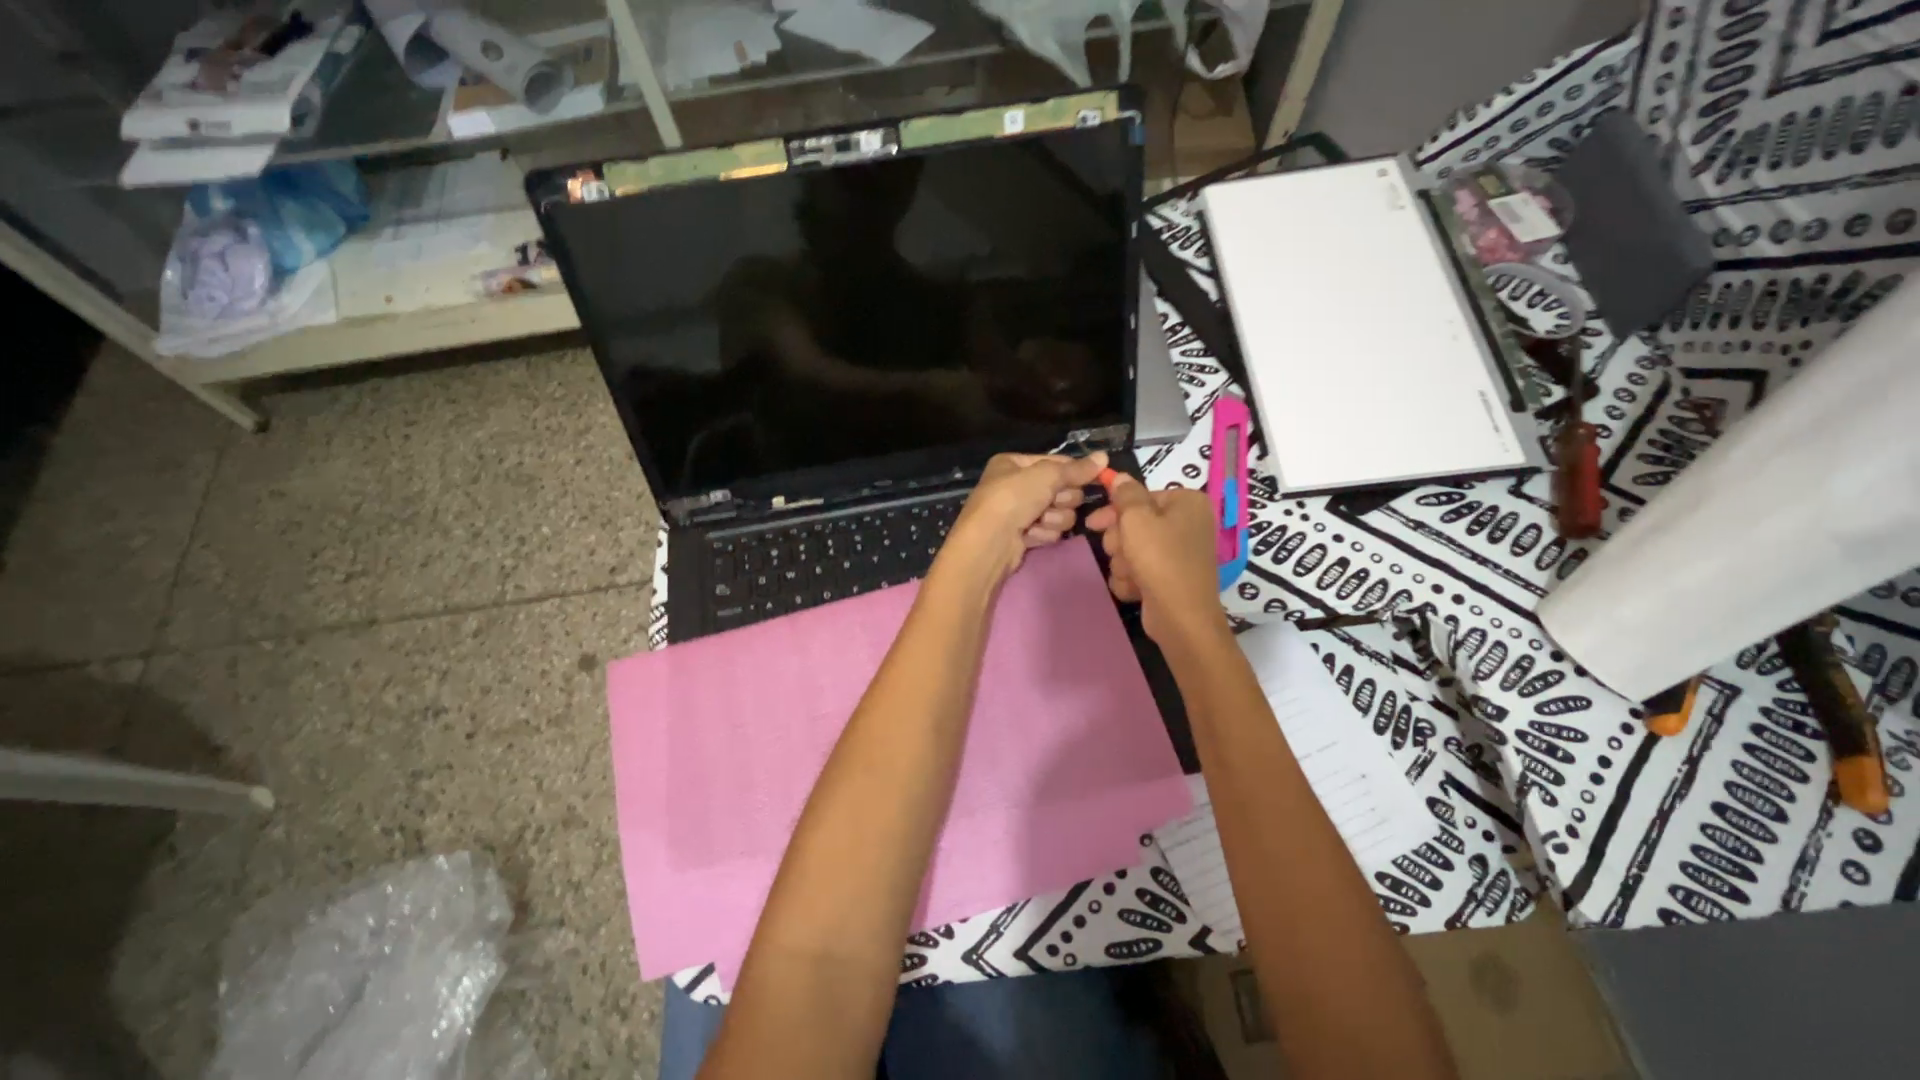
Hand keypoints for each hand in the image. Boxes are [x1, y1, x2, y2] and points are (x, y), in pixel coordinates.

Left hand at [940, 452, 1107, 583]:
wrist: (990, 543)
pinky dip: (1042, 533)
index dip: (1072, 472)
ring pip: (1059, 512)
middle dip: (1061, 500)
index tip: (1090, 478)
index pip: (1056, 462)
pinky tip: (1029, 536)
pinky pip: (1048, 530)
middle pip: (1061, 489)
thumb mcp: (1047, 476)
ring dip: (1052, 519)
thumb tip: (1104, 457)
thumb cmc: (1014, 499)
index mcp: (1014, 464)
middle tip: (1051, 503)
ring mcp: (1019, 512)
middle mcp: (1015, 485)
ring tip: (1037, 522)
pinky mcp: (1023, 535)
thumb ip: (1076, 469)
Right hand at [1084, 475, 1227, 646]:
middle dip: (1120, 543)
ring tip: (1133, 575)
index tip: (1093, 524)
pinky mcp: (1169, 578)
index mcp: (1187, 503)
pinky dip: (1133, 580)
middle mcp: (1187, 524)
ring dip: (1124, 563)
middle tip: (1121, 553)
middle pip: (1134, 524)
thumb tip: (1119, 477)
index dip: (1115, 511)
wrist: (1181, 618)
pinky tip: (1137, 589)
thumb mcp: (1137, 519)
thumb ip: (1126, 494)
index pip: (1140, 497)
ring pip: (1132, 549)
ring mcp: (1178, 553)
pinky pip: (1139, 571)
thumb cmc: (1160, 560)